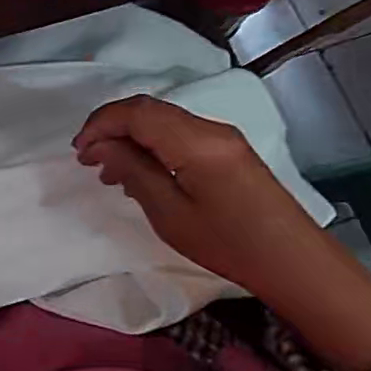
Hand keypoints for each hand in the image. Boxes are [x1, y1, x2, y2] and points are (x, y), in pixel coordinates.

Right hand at [73, 96, 370, 370]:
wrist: (292, 261)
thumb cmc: (227, 243)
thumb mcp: (169, 213)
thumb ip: (133, 171)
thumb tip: (102, 146)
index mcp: (195, 141)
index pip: (136, 112)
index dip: (100, 124)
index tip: (79, 152)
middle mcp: (209, 128)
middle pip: (147, 110)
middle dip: (111, 128)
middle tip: (88, 160)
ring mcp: (221, 137)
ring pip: (161, 120)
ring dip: (129, 137)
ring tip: (108, 170)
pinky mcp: (227, 150)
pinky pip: (177, 134)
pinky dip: (150, 145)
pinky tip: (139, 173)